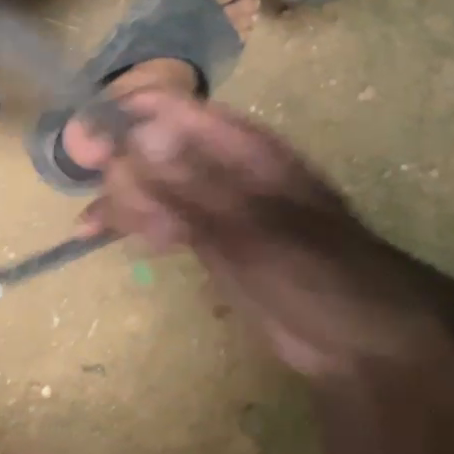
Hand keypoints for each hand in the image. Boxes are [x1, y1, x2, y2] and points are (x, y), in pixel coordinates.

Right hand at [77, 91, 445, 378]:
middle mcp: (218, 163)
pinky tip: (97, 234)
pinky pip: (151, 212)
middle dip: (119, 171)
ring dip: (116, 197)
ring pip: (142, 179)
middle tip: (115, 212)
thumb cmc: (321, 276)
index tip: (85, 151)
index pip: (167, 109)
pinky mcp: (203, 232)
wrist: (367, 344)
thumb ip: (192, 182)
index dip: (121, 119)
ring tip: (101, 230)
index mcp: (239, 147)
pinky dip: (123, 219)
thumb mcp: (254, 228)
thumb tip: (136, 134)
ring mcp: (209, 198)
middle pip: (145, 144)